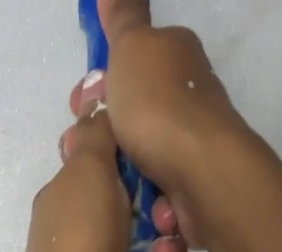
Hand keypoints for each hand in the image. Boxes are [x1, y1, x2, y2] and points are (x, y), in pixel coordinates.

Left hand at [18, 72, 189, 251]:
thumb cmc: (79, 243)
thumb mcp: (85, 173)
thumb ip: (97, 137)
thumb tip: (98, 107)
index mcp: (71, 195)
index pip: (113, 163)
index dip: (140, 161)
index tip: (157, 161)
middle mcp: (88, 229)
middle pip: (145, 205)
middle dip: (163, 211)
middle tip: (163, 220)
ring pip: (158, 244)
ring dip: (167, 251)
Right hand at [82, 0, 254, 248]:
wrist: (201, 173)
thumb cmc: (160, 106)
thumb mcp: (133, 47)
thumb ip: (122, 17)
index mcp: (175, 59)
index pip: (127, 68)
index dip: (98, 87)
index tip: (79, 106)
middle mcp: (186, 99)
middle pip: (129, 117)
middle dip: (102, 136)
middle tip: (80, 149)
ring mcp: (188, 146)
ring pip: (137, 160)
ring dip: (117, 172)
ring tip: (107, 182)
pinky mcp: (189, 187)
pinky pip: (154, 195)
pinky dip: (142, 201)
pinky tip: (136, 203)